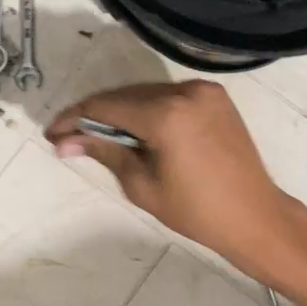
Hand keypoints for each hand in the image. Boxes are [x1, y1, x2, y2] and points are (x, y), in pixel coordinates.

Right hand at [46, 81, 306, 274]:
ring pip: (148, 93)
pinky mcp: (217, 97)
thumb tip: (64, 140)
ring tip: (95, 134)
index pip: (107, 106)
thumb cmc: (196, 210)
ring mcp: (205, 91)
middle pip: (126, 95)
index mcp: (167, 113)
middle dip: (95, 113)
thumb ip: (105, 152)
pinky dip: (149, 109)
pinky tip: (133, 128)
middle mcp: (186, 91)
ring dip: (121, 110)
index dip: (75, 117)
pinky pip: (171, 97)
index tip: (52, 132)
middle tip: (67, 136)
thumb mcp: (142, 185)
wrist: (254, 214)